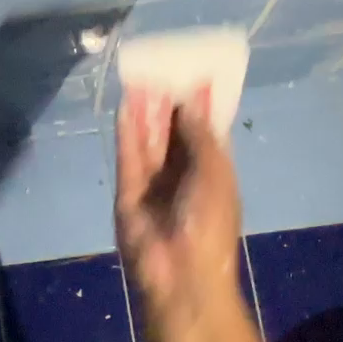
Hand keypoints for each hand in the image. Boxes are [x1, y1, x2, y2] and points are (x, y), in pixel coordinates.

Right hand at [115, 86, 243, 336]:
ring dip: (145, 112)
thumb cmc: (210, 224)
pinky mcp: (127, 193)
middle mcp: (181, 176)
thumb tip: (190, 102)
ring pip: (148, 141)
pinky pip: (128, 157)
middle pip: (173, 133)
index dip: (198, 105)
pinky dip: (127, 132)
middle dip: (168, 104)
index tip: (192, 73)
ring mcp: (152, 185)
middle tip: (162, 67)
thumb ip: (200, 136)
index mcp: (211, 173)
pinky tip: (127, 105)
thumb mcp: (216, 173)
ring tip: (141, 76)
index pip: (203, 132)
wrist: (181, 274)